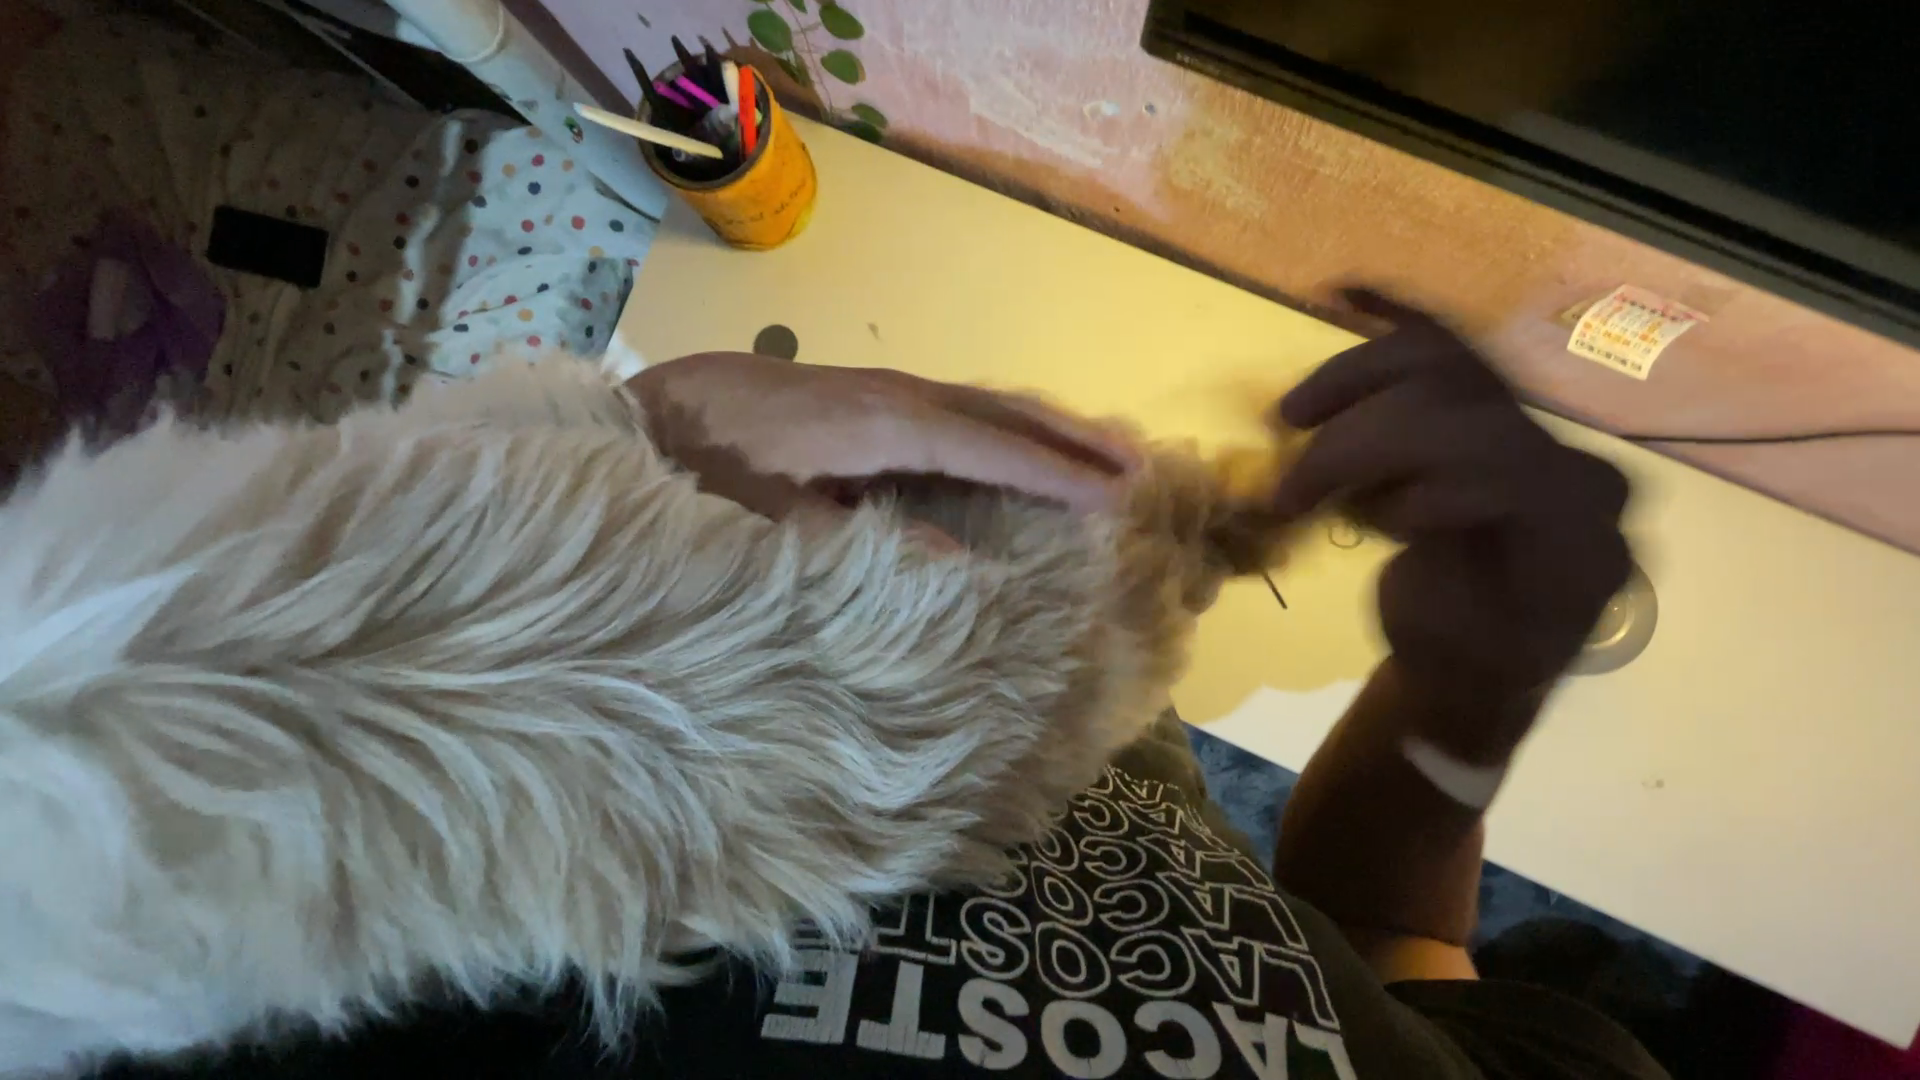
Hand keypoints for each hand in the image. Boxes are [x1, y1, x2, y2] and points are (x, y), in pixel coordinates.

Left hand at [627, 353, 1133, 526]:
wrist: (659, 408)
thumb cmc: (707, 466)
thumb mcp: (773, 514)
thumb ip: (859, 537)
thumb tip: (956, 560)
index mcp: (882, 424)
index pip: (989, 446)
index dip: (1054, 472)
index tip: (1115, 496)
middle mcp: (900, 397)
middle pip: (1005, 413)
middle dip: (1074, 440)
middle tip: (1140, 465)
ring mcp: (891, 391)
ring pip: (991, 403)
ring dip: (1052, 425)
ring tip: (1109, 448)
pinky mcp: (879, 397)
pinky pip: (966, 409)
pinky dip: (1011, 425)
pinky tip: (1028, 442)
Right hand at [1270, 289, 1630, 751]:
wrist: (1486, 656)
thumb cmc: (1465, 657)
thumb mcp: (1455, 644)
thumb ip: (1450, 571)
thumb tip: (1420, 501)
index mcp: (1577, 521)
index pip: (1490, 459)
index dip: (1387, 470)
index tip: (1309, 507)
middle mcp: (1572, 459)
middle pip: (1459, 404)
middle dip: (1355, 439)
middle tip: (1289, 483)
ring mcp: (1537, 435)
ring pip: (1446, 367)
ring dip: (1353, 381)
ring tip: (1293, 416)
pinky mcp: (1498, 423)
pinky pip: (1452, 355)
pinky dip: (1399, 318)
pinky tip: (1350, 291)